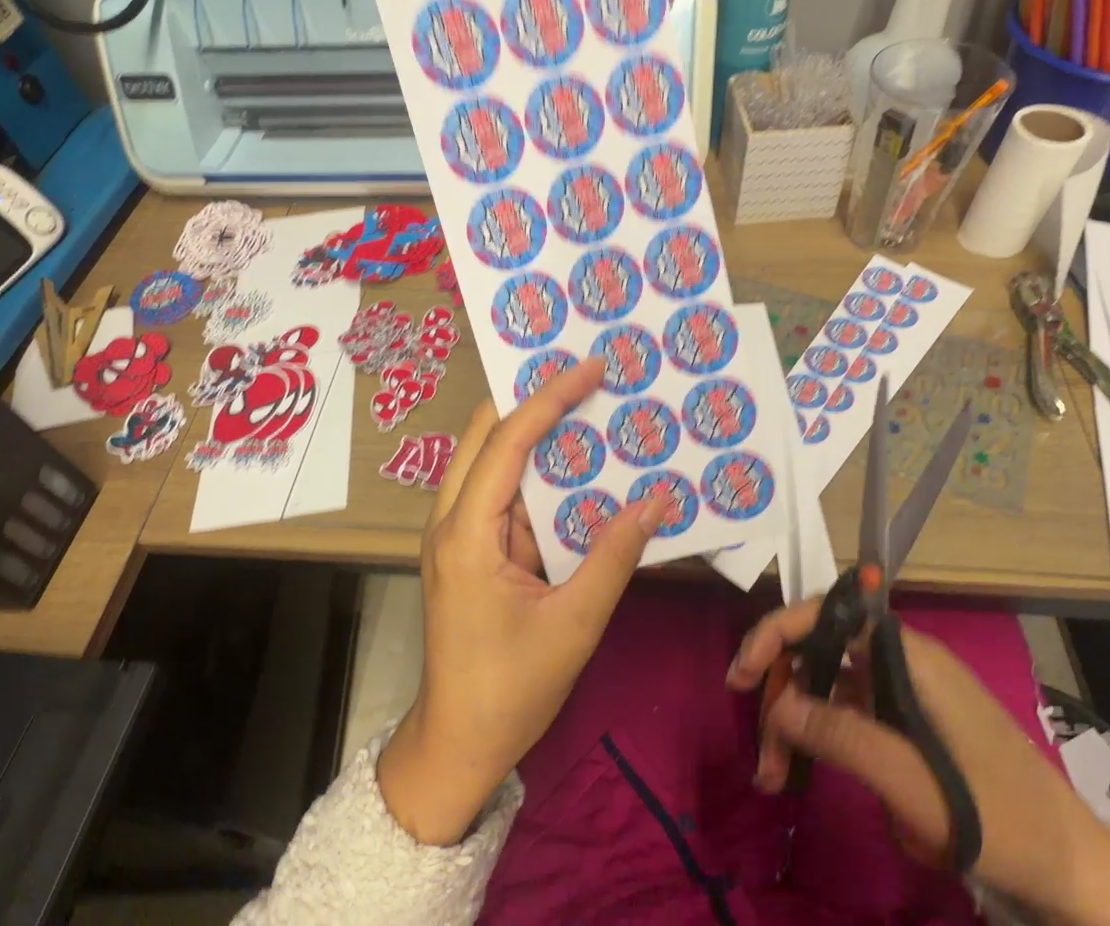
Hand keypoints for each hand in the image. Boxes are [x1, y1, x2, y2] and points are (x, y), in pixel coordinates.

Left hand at [378, 358, 666, 844]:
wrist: (459, 743)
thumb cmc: (511, 687)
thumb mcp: (574, 623)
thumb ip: (614, 557)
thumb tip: (658, 500)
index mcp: (466, 533)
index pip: (506, 443)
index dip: (549, 399)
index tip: (590, 366)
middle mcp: (451, 523)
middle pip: (486, 439)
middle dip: (533, 403)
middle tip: (585, 375)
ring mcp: (457, 538)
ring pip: (494, 468)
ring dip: (538, 441)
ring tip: (590, 412)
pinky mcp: (470, 556)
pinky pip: (505, 502)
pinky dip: (540, 484)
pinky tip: (581, 476)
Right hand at [726, 601, 1109, 925]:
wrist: (1069, 868)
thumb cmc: (997, 814)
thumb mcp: (910, 779)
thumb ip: (841, 734)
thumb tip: (775, 700)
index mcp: (909, 657)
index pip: (827, 615)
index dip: (775, 635)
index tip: (740, 678)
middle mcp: (904, 665)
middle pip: (820, 656)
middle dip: (782, 698)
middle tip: (765, 761)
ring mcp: (907, 696)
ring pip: (830, 690)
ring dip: (797, 727)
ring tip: (778, 780)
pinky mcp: (910, 728)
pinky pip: (851, 718)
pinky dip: (823, 742)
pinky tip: (813, 777)